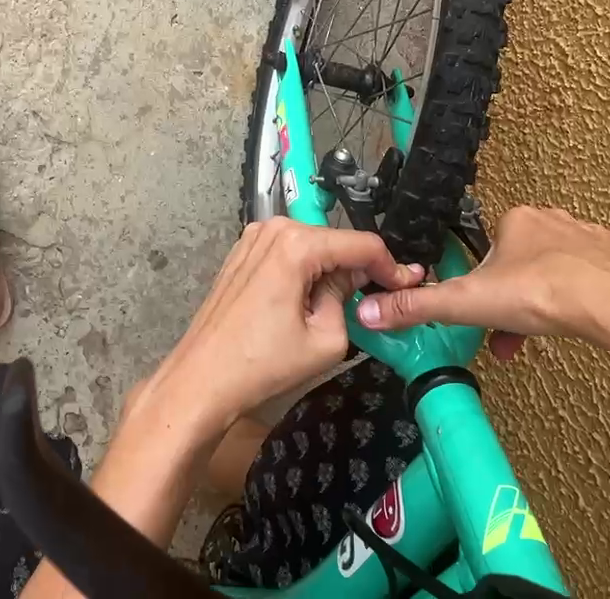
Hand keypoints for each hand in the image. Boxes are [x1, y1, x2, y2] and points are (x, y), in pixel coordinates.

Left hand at [146, 218, 422, 431]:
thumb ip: (349, 299)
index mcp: (296, 244)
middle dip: (357, 268)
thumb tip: (356, 280)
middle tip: (376, 299)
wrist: (201, 380)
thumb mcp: (326, 338)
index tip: (407, 284)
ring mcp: (253, 237)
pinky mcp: (242, 253)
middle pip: (334, 241)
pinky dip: (304, 271)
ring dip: (330, 270)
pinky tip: (307, 302)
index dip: (390, 265)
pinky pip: (288, 253)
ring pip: (311, 246)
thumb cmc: (261, 364)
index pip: (361, 244)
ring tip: (341, 306)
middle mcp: (274, 228)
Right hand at [355, 205, 609, 354]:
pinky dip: (587, 294)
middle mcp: (552, 218)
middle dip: (516, 299)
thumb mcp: (467, 304)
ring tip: (543, 334)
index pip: (491, 249)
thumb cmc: (539, 294)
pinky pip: (598, 271)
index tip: (487, 312)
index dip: (485, 284)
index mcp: (515, 220)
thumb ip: (419, 307)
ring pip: (558, 268)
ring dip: (548, 300)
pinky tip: (583, 317)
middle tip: (513, 331)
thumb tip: (370, 312)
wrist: (609, 305)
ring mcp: (589, 235)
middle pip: (524, 261)